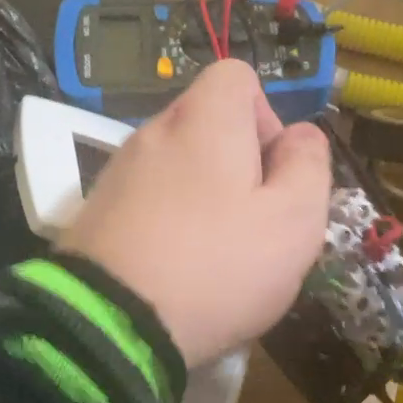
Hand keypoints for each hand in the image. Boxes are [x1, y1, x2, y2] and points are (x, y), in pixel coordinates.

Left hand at [58, 61, 332, 368]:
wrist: (112, 326)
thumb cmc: (217, 269)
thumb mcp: (294, 222)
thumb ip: (309, 167)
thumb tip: (301, 135)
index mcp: (204, 120)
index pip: (237, 76)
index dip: (267, 117)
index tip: (273, 174)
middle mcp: (152, 133)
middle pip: (205, 126)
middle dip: (235, 165)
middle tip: (250, 226)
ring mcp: (115, 175)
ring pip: (174, 168)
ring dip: (200, 198)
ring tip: (211, 257)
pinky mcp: (93, 216)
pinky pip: (144, 204)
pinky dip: (165, 225)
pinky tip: (172, 272)